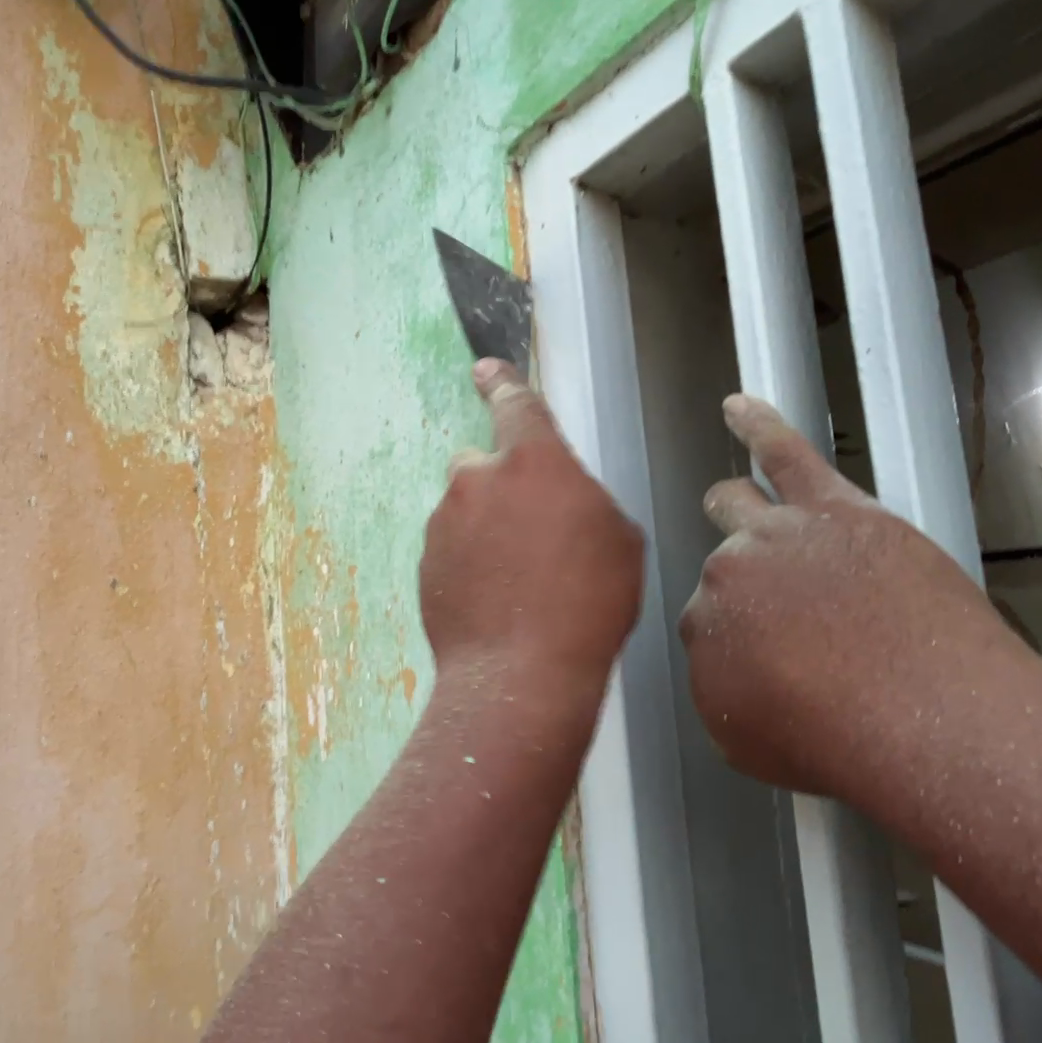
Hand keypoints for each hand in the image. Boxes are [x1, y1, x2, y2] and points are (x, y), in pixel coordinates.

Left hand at [419, 360, 644, 702]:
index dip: (503, 383)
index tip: (485, 371)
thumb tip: (560, 498)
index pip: (515, 404)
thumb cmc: (588, 602)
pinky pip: (451, 546)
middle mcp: (477, 479)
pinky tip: (493, 598)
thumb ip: (582, 498)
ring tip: (517, 580)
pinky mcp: (424, 560)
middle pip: (485, 463)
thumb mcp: (617, 539)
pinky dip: (468, 560)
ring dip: (487, 528)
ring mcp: (443, 521)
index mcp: (532, 461)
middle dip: (503, 485)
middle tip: (532, 534)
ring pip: (467, 508)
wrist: (520, 671)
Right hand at [679, 394, 1029, 796]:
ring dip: (731, 507)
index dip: (737, 638)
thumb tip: (734, 659)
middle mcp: (724, 573)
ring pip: (733, 503)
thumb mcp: (744, 738)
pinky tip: (737, 405)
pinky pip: (786, 452)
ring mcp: (776, 536)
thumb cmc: (836, 746)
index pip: (705, 620)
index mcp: (701, 628)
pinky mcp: (836, 509)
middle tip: (773, 612)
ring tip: (729, 503)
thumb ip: (722, 686)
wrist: (931, 726)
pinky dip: (758, 425)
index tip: (772, 658)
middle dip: (738, 585)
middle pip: (719, 564)